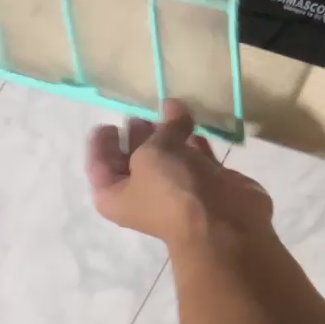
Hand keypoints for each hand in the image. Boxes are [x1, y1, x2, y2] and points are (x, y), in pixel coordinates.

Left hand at [86, 100, 271, 249]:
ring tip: (175, 110)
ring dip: (171, 134)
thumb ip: (163, 129)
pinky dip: (198, 141)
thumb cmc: (174, 191)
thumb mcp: (155, 155)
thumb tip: (173, 105)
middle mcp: (143, 191)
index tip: (108, 122)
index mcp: (114, 193)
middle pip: (135, 158)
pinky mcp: (209, 180)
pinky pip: (198, 156)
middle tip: (143, 111)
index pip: (101, 163)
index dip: (103, 143)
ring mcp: (178, 186)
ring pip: (170, 155)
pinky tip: (201, 125)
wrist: (223, 219)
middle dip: (138, 135)